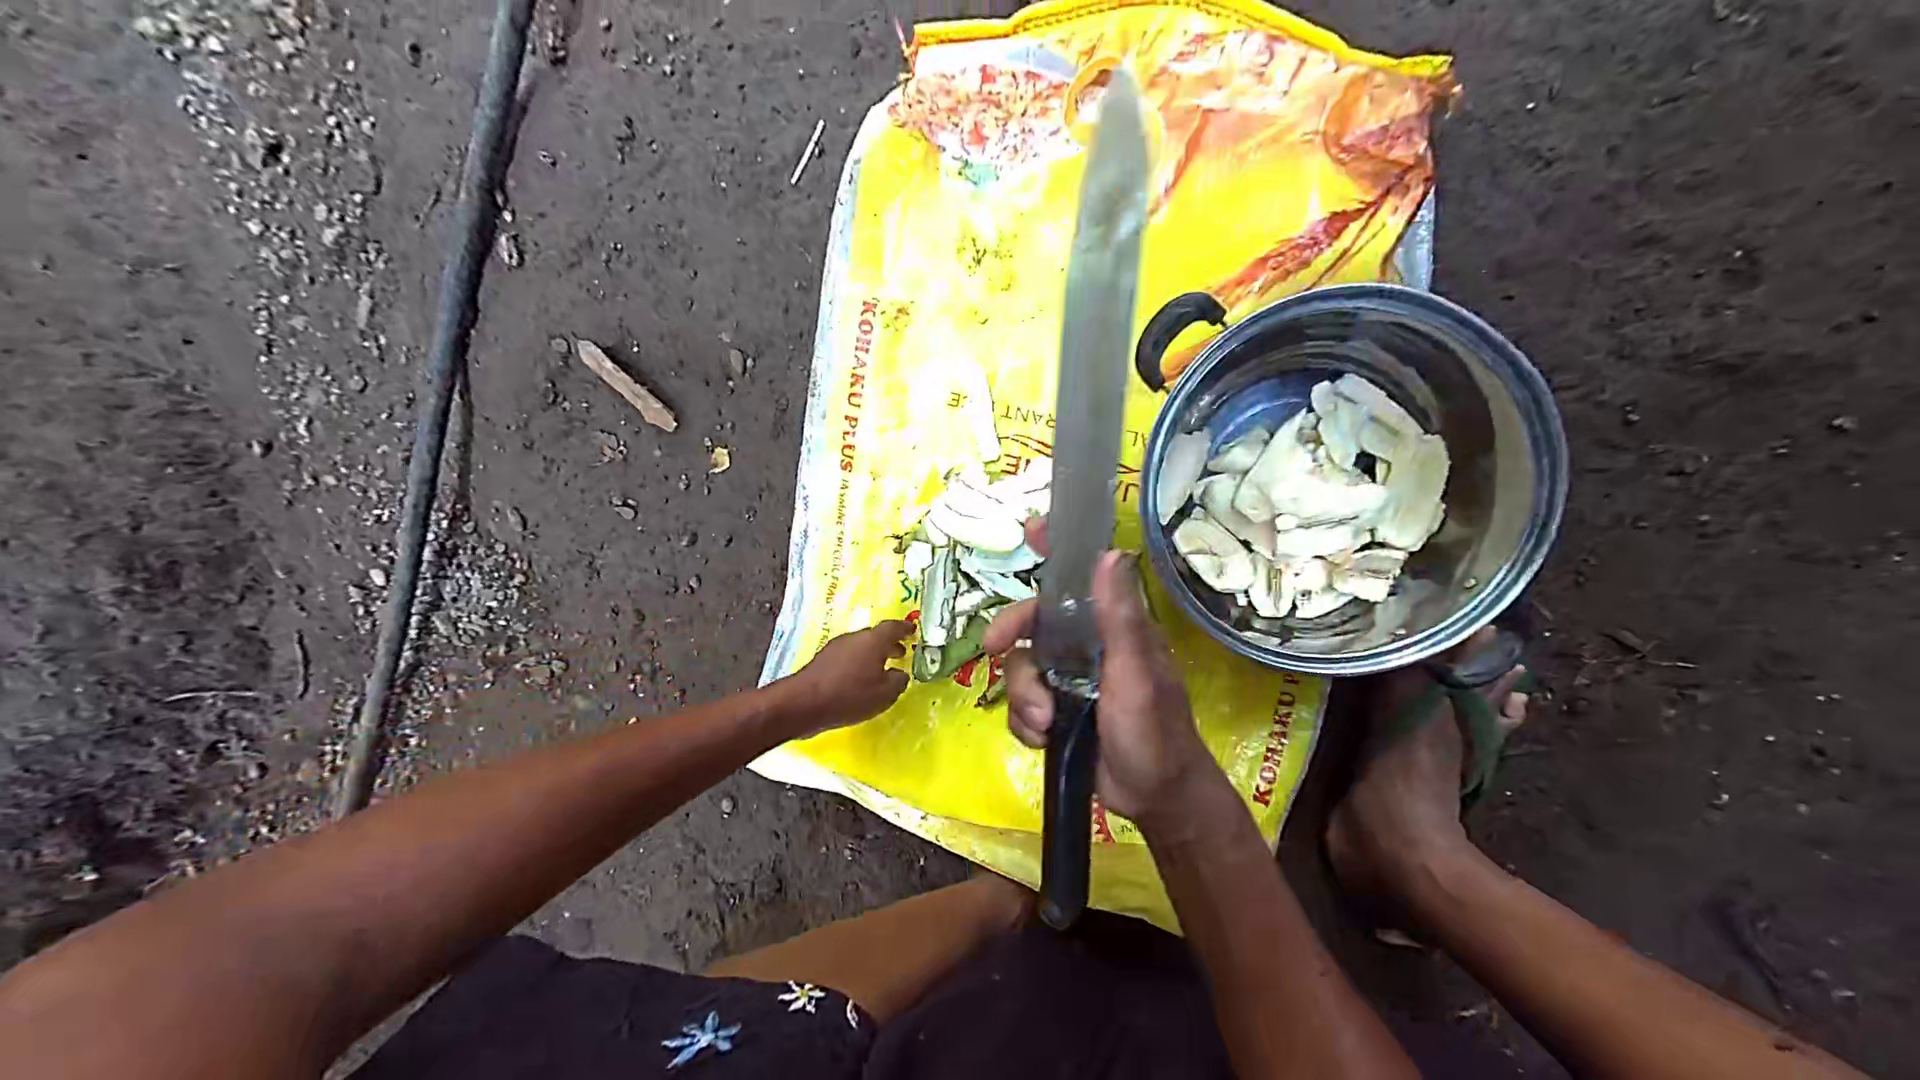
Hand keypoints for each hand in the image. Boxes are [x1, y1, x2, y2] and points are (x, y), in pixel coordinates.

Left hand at [783, 620, 913, 736]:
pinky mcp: (822, 660)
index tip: (912, 630)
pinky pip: (847, 657)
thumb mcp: (884, 694)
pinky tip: (858, 680)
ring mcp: (836, 647)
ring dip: (872, 655)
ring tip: (880, 670)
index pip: (893, 628)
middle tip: (900, 654)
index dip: (904, 629)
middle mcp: (854, 638)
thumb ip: (898, 682)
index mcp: (873, 641)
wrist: (804, 703)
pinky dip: (857, 663)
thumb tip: (900, 674)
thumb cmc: (851, 695)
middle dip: (888, 644)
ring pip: (860, 646)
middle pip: (875, 636)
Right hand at [983, 527, 1220, 828]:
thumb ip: (1119, 617)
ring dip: (1024, 696)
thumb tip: (1110, 553)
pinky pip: (1019, 705)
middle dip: (1011, 633)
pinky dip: (1025, 722)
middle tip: (994, 646)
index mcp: (1109, 628)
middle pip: (1032, 622)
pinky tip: (1045, 739)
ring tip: (1046, 722)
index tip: (1029, 532)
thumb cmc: (1155, 729)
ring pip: (1020, 667)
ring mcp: (1067, 680)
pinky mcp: (1054, 712)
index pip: (1080, 578)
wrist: (1153, 797)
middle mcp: (1085, 647)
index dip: (1055, 552)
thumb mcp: (1136, 671)